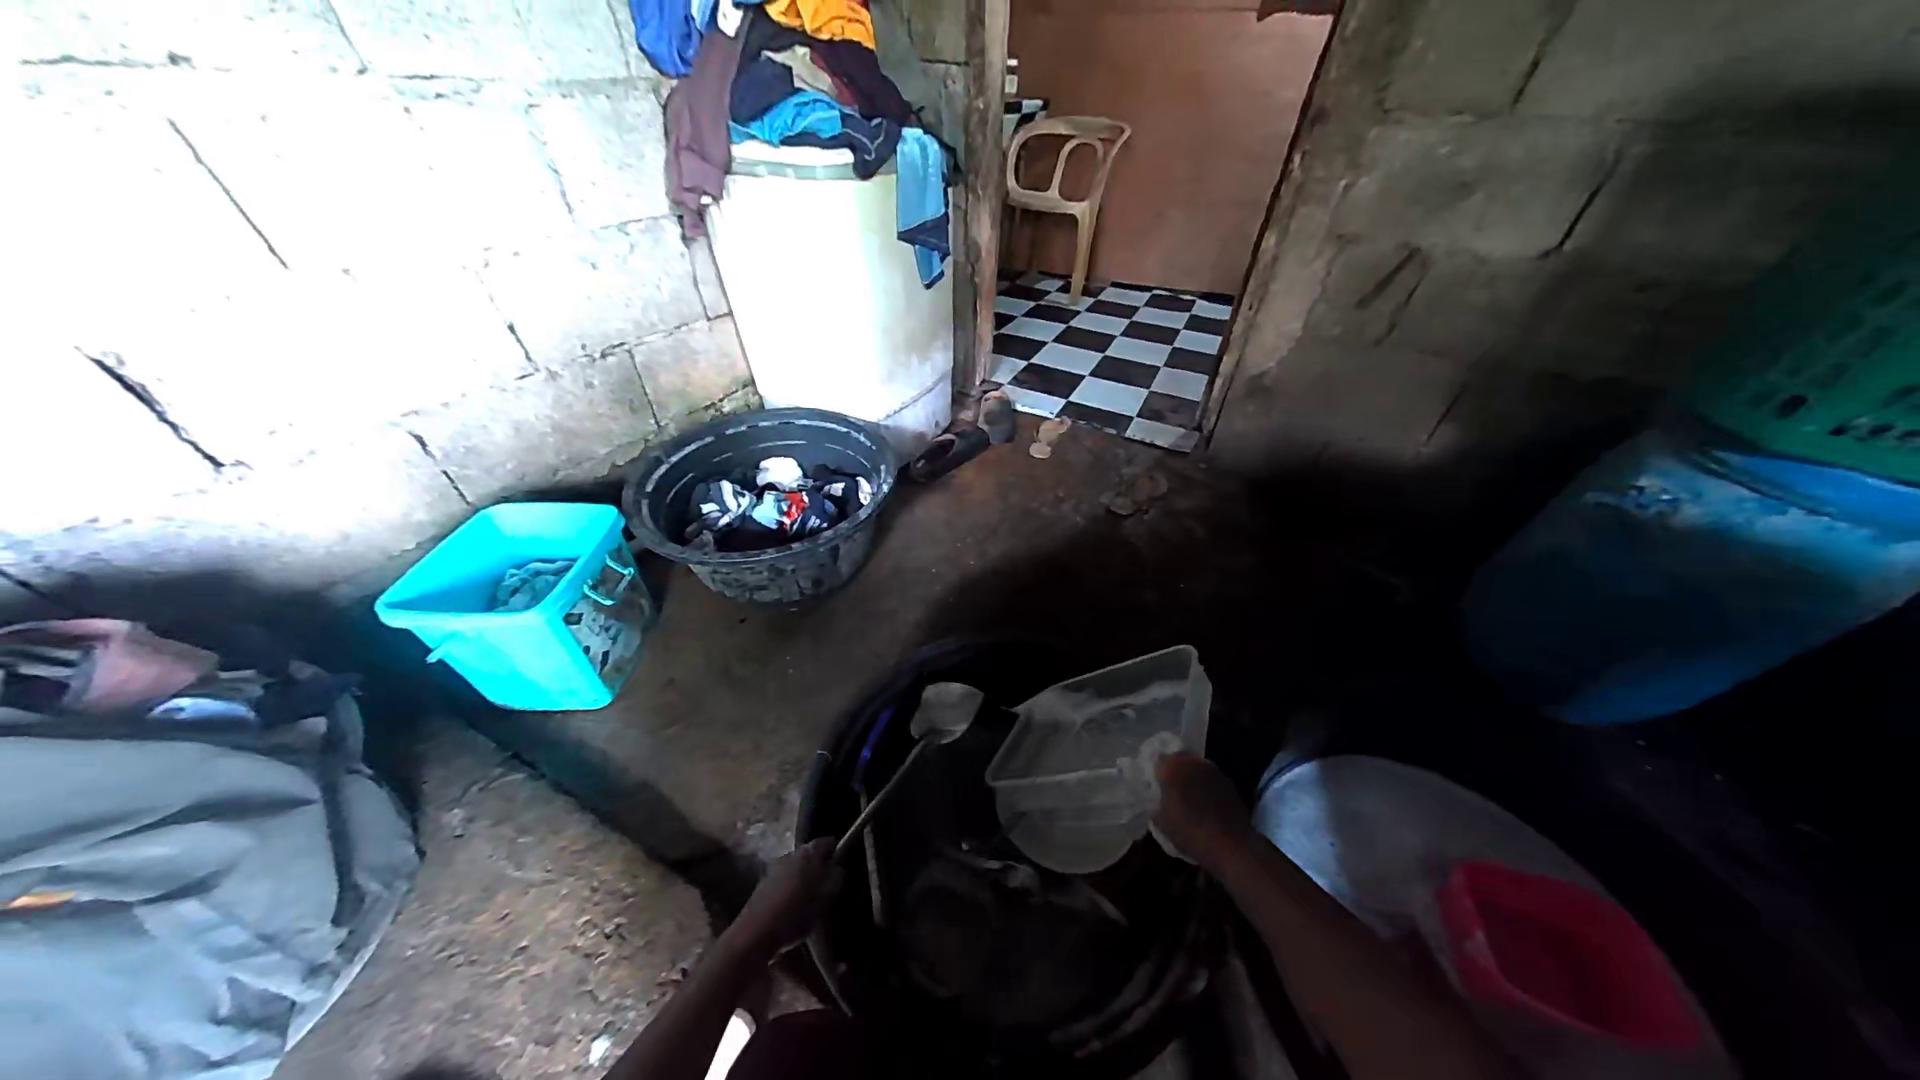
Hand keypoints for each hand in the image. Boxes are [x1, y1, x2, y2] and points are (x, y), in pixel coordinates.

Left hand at [728, 837, 839, 953]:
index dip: (837, 851)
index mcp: (808, 852)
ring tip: (810, 899)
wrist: (756, 933)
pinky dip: (790, 889)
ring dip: (803, 878)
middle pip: (810, 855)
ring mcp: (773, 868)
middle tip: (827, 884)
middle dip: (819, 866)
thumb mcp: (826, 895)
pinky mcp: (761, 885)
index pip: (828, 842)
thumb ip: (835, 877)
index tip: (841, 866)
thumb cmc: (797, 912)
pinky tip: (792, 908)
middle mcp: (790, 853)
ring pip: (796, 868)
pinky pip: (783, 882)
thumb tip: (836, 868)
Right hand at [1154, 751, 1254, 868]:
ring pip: (1196, 766)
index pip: (1157, 760)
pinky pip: (1210, 778)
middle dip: (1173, 769)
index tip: (1153, 783)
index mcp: (1171, 768)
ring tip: (1188, 794)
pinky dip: (1205, 785)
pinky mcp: (1228, 782)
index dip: (1155, 771)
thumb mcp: (1161, 821)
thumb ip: (1156, 802)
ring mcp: (1213, 770)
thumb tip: (1157, 798)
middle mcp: (1192, 762)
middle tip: (1169, 786)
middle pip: (1178, 758)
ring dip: (1191, 776)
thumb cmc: (1189, 832)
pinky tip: (1205, 801)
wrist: (1230, 845)